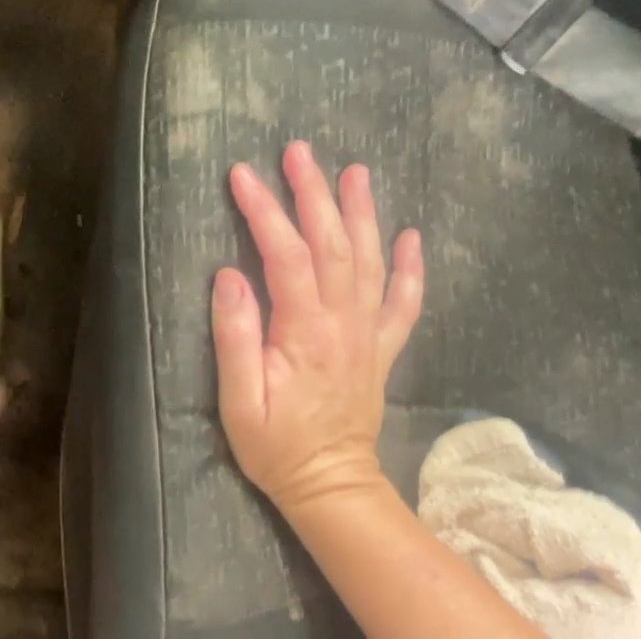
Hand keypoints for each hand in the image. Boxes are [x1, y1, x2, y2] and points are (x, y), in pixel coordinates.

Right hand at [211, 141, 424, 512]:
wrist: (334, 489)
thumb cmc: (275, 445)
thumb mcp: (238, 401)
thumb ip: (234, 338)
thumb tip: (230, 276)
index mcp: (306, 335)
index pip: (288, 258)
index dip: (266, 211)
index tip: (242, 174)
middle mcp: (345, 326)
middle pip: (334, 247)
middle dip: (315, 194)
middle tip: (299, 151)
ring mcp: (370, 336)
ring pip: (370, 263)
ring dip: (362, 213)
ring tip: (354, 170)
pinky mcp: (383, 349)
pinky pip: (404, 302)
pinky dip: (410, 267)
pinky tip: (410, 235)